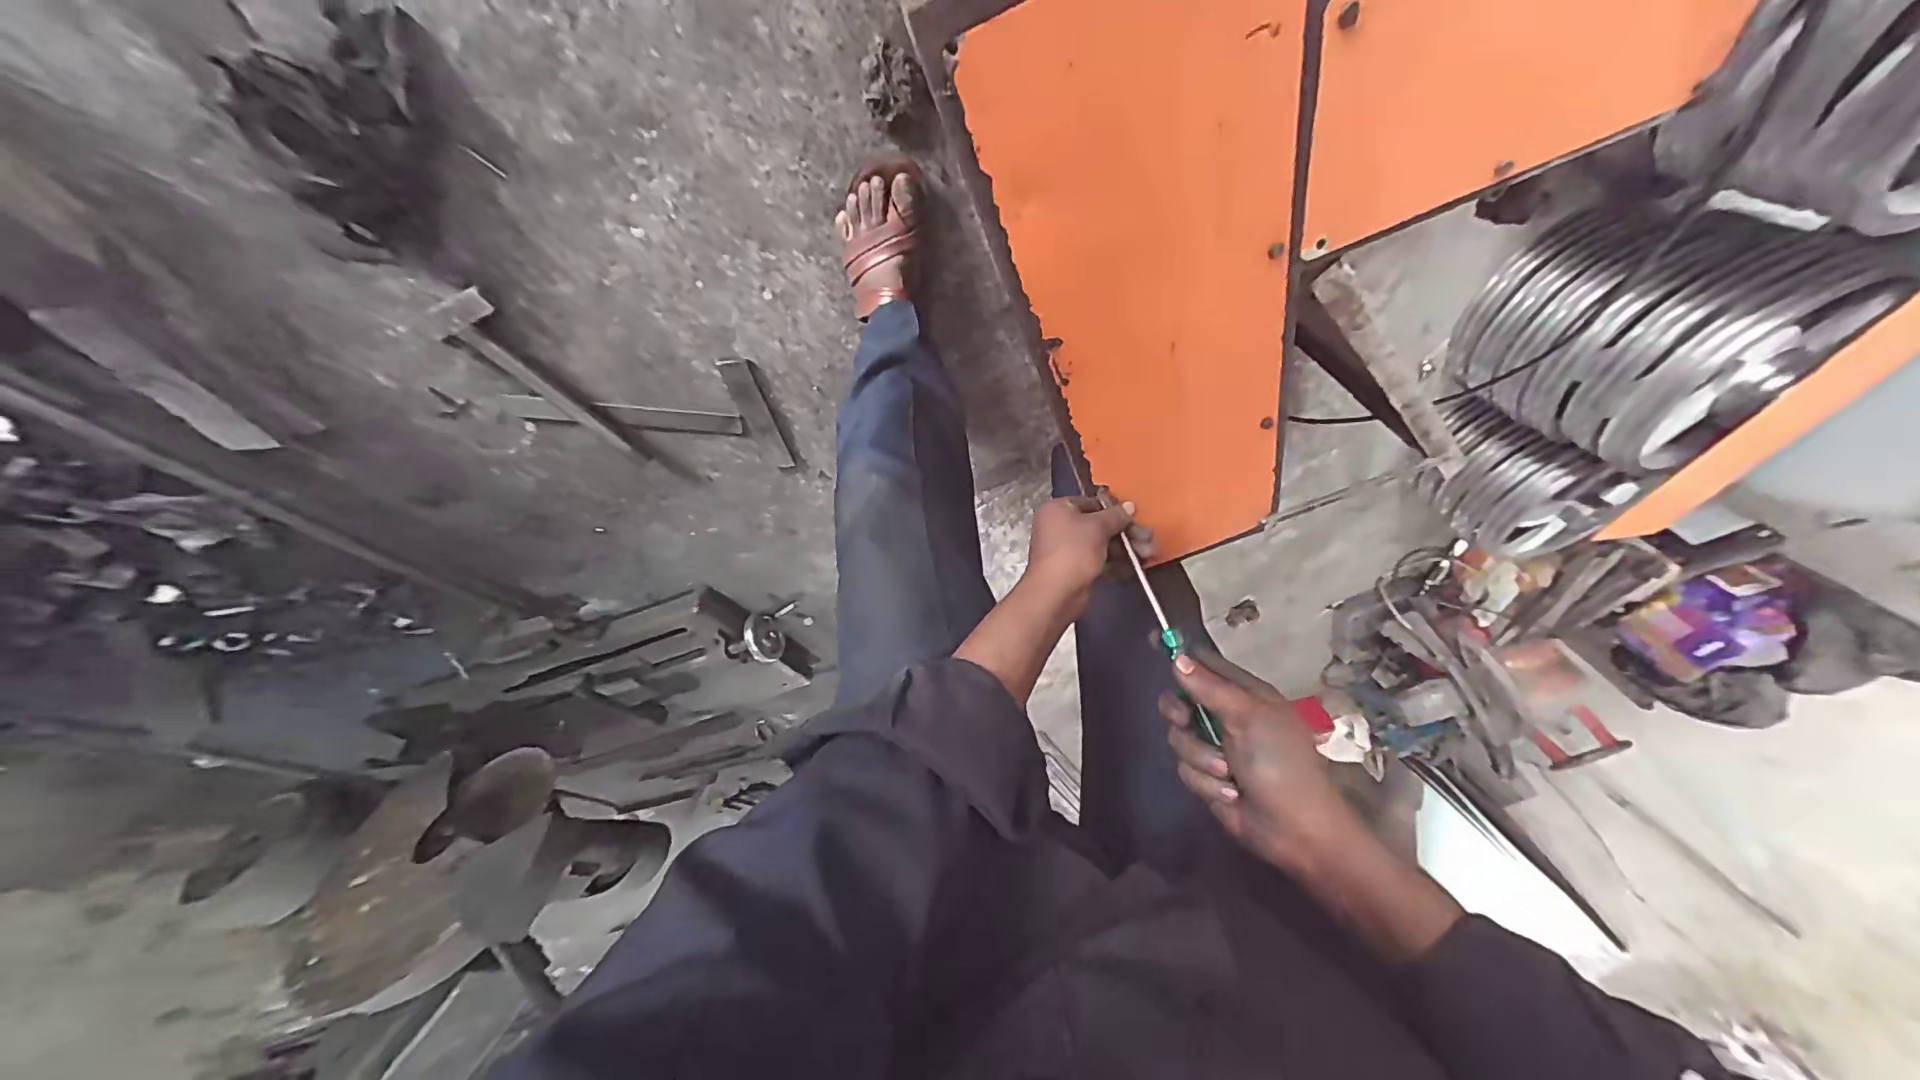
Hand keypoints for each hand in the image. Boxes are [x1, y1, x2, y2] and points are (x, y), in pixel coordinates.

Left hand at [1020, 495, 1152, 620]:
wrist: (1056, 593)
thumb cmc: (1073, 551)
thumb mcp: (1097, 527)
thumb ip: (1116, 515)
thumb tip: (1130, 506)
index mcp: (1058, 509)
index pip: (1090, 503)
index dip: (1114, 509)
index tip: (1135, 515)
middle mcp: (1059, 527)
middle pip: (1099, 525)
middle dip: (1126, 532)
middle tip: (1148, 538)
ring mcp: (1067, 550)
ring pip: (1101, 544)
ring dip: (1126, 548)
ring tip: (1148, 554)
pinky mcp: (1075, 570)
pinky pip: (1098, 561)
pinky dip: (1115, 563)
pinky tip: (1136, 566)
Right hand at [1162, 652, 1358, 871]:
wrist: (1296, 829)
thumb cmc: (1281, 764)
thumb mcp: (1248, 717)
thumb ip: (1209, 687)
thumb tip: (1178, 658)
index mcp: (1243, 694)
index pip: (1204, 663)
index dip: (1180, 653)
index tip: (1153, 641)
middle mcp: (1226, 716)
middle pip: (1180, 700)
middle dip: (1179, 713)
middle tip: (1186, 721)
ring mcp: (1216, 747)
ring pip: (1178, 738)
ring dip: (1200, 757)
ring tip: (1228, 773)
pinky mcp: (1207, 776)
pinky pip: (1185, 768)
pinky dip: (1206, 782)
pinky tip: (1230, 793)